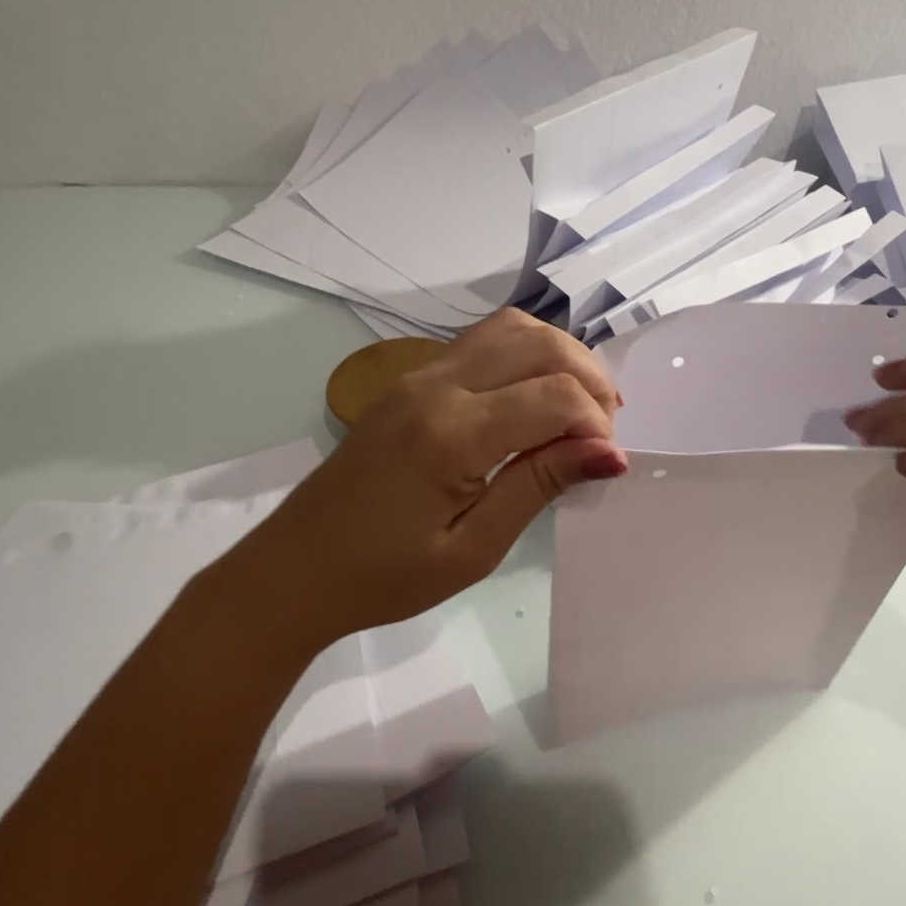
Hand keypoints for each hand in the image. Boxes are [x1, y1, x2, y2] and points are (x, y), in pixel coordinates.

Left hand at [243, 309, 627, 645]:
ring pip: (511, 329)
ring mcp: (419, 375)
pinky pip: (483, 342)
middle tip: (604, 432)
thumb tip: (609, 453)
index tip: (604, 465)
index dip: (596, 425)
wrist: (296, 569)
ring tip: (579, 408)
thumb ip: (539, 486)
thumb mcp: (473, 548)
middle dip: (590, 379)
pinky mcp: (411, 380)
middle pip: (539, 344)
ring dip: (560, 356)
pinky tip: (536, 396)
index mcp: (451, 434)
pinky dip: (526, 354)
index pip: (554, 396)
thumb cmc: (384, 576)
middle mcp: (436, 386)